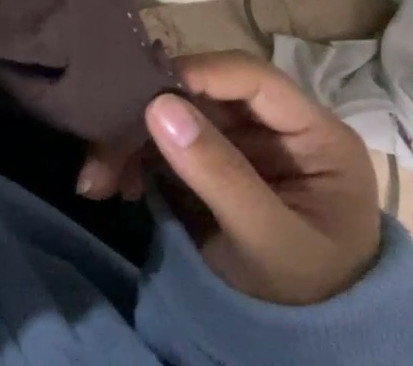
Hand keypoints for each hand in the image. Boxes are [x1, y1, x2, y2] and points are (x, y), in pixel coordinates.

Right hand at [78, 52, 382, 304]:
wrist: (300, 346)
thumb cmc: (305, 291)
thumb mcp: (269, 240)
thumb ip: (220, 173)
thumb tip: (160, 105)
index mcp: (314, 136)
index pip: (251, 78)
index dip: (197, 74)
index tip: (143, 95)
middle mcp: (271, 128)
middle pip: (198, 94)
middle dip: (145, 118)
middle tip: (102, 151)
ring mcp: (235, 143)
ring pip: (168, 115)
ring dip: (127, 142)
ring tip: (98, 180)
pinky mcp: (202, 162)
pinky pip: (155, 141)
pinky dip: (127, 159)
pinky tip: (111, 186)